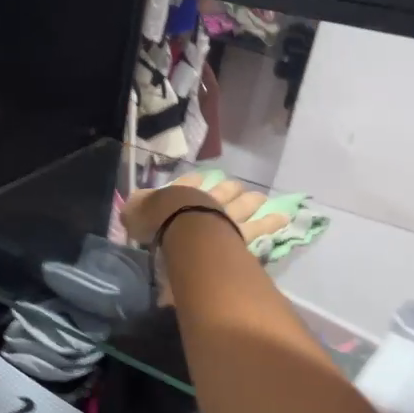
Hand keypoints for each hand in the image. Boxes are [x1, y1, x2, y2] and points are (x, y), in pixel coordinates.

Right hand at [123, 173, 287, 247]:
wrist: (180, 226)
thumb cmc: (155, 220)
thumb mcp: (135, 211)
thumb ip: (135, 208)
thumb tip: (130, 207)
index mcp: (179, 195)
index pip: (188, 184)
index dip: (193, 182)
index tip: (200, 180)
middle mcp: (206, 200)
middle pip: (221, 192)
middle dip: (230, 191)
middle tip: (239, 189)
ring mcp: (225, 215)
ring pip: (243, 207)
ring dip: (253, 203)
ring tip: (264, 202)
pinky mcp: (240, 232)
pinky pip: (258, 228)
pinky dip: (270, 223)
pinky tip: (282, 219)